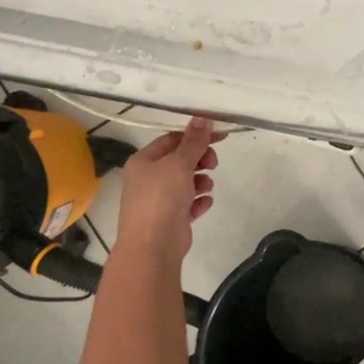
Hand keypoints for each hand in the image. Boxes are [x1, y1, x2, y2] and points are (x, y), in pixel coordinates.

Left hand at [116, 116, 225, 259]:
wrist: (152, 246)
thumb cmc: (161, 198)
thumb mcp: (179, 163)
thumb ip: (194, 141)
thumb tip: (203, 117)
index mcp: (143, 161)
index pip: (172, 139)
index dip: (196, 136)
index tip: (220, 137)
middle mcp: (148, 178)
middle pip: (180, 160)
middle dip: (200, 159)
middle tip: (213, 164)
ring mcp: (158, 200)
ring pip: (186, 181)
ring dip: (201, 181)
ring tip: (206, 187)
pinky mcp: (170, 218)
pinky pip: (189, 203)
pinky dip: (198, 201)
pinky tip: (205, 203)